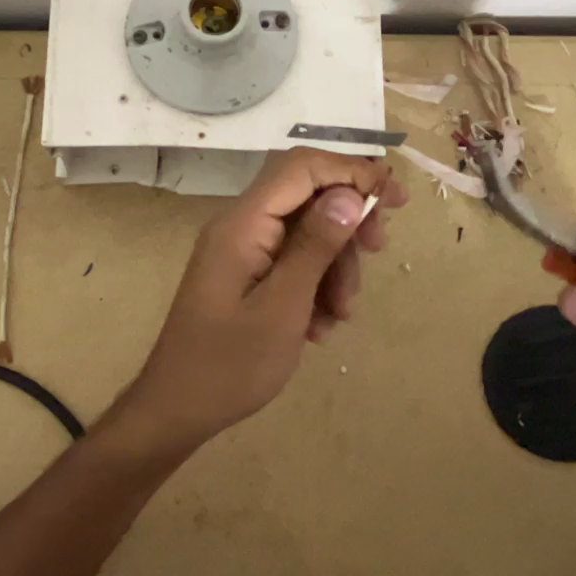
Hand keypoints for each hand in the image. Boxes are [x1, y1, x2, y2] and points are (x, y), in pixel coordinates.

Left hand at [111, 147, 407, 451]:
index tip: (396, 200)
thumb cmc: (231, 363)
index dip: (352, 172)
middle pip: (307, 196)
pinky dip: (315, 286)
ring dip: (335, 266)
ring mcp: (241, 251)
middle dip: (348, 224)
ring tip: (339, 315)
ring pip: (305, 233)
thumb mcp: (284, 307)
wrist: (179, 407)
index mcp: (242, 224)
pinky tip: (319, 326)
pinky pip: (291, 262)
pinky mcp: (245, 275)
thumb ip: (315, 246)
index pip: (301, 168)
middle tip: (378, 252)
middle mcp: (239, 226)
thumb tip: (350, 194)